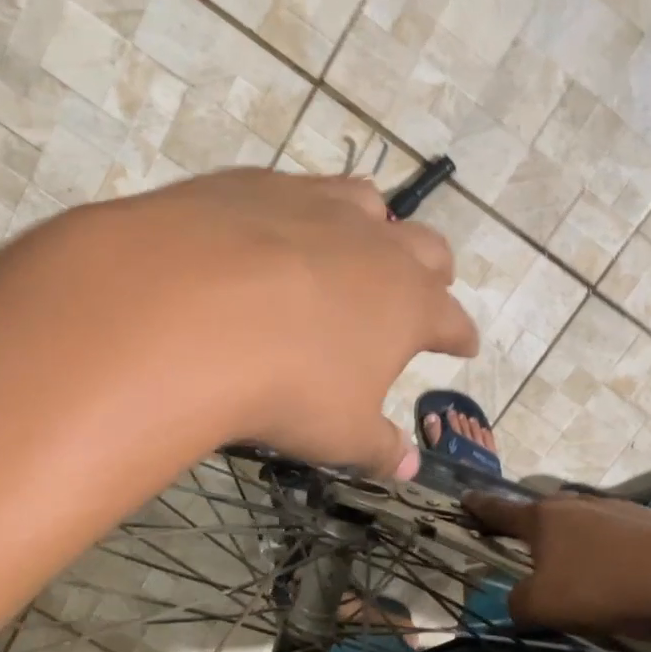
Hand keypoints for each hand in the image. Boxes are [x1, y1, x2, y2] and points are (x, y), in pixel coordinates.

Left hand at [46, 169, 478, 478]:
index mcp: (409, 304)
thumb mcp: (340, 435)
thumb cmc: (286, 387)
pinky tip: (273, 233)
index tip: (465, 346)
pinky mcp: (255, 184)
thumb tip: (410, 467)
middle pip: (426, 248)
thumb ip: (380, 449)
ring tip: (358, 247)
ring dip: (372, 227)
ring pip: (366, 204)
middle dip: (432, 271)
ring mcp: (316, 205)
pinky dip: (299, 213)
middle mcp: (374, 244)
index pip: (452, 319)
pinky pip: (294, 190)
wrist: (185, 314)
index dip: (460, 335)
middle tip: (427, 287)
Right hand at [463, 492, 650, 634]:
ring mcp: (615, 509)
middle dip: (532, 539)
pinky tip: (621, 589)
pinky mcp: (648, 524)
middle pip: (543, 520)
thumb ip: (517, 603)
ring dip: (575, 555)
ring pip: (581, 532)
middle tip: (529, 564)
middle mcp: (576, 503)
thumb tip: (519, 599)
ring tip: (582, 588)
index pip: (499, 510)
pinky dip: (608, 563)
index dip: (478, 508)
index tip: (464, 499)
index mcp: (543, 517)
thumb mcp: (542, 606)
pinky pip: (614, 544)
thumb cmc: (602, 587)